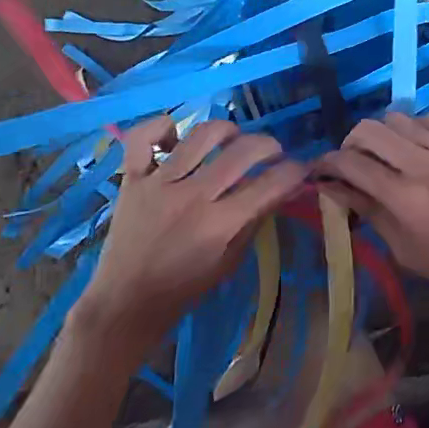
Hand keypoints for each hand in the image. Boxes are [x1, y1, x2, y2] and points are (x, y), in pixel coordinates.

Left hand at [70, 116, 306, 369]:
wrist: (127, 299)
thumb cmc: (184, 287)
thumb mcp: (229, 262)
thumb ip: (253, 222)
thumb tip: (278, 190)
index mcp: (219, 224)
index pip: (269, 184)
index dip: (293, 171)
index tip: (300, 168)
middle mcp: (192, 196)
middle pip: (241, 151)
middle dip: (268, 145)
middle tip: (272, 152)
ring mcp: (159, 183)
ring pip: (200, 136)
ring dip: (227, 130)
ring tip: (233, 140)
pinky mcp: (132, 179)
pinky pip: (142, 138)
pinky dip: (161, 128)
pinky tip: (176, 137)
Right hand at [316, 112, 428, 324]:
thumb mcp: (405, 250)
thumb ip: (369, 212)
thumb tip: (333, 189)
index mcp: (405, 199)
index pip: (351, 164)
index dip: (326, 164)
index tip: (319, 172)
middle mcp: (423, 165)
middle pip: (369, 129)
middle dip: (349, 143)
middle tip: (351, 164)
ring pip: (396, 118)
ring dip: (380, 134)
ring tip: (382, 157)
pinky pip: (428, 119)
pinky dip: (411, 129)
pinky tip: (413, 149)